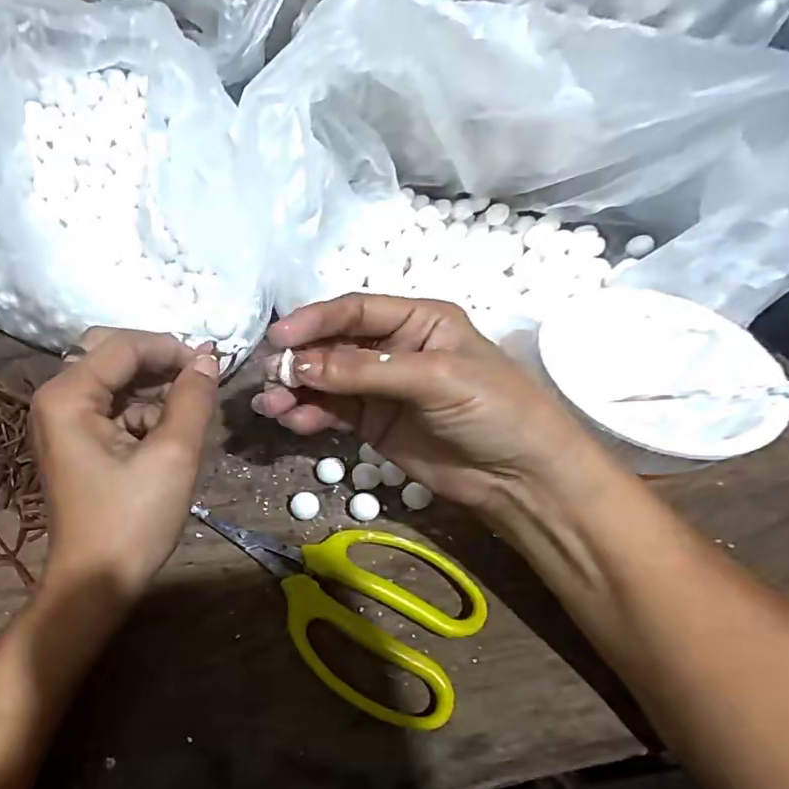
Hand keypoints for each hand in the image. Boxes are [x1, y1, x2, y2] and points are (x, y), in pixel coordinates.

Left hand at [31, 329, 219, 598]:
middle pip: (110, 355)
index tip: (212, 365)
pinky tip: (168, 436)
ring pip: (112, 382)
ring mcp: (60, 422)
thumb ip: (192, 399)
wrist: (95, 583)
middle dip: (157, 364)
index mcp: (66, 396)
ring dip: (152, 391)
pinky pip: (110, 409)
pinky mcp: (73, 443)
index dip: (170, 348)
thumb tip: (208, 359)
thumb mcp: (172, 456)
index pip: (122, 346)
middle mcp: (54, 400)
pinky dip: (140, 414)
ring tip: (188, 416)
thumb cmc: (131, 522)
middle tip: (197, 382)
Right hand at [251, 294, 601, 510]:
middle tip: (270, 378)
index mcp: (417, 320)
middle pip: (332, 346)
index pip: (355, 311)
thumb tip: (300, 366)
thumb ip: (365, 370)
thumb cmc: (494, 411)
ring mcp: (378, 387)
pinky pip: (329, 412)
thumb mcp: (434, 379)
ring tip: (271, 405)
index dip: (315, 321)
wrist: (519, 478)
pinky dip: (307, 416)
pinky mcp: (370, 423)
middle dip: (298, 360)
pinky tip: (291, 423)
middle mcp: (392, 347)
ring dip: (295, 390)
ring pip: (323, 381)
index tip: (279, 338)